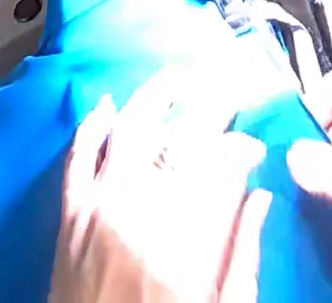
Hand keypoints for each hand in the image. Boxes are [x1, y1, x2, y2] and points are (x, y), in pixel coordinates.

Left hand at [53, 69, 272, 301]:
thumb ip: (245, 253)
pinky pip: (78, 161)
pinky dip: (90, 129)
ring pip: (131, 131)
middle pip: (185, 135)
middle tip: (230, 93)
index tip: (254, 149)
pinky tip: (106, 105)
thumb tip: (261, 194)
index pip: (225, 162)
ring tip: (175, 79)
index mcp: (190, 236)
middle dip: (213, 106)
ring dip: (155, 97)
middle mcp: (146, 209)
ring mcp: (101, 209)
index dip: (244, 147)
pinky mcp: (69, 221)